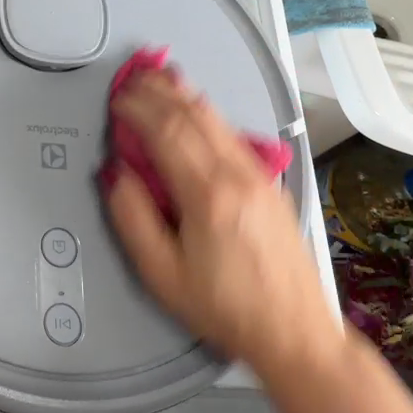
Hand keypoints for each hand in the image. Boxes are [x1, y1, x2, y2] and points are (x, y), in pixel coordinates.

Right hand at [103, 69, 341, 377]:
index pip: (165, 131)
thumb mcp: (161, 273)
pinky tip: (195, 106)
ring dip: (183, 94)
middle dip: (157, 91)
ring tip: (158, 78)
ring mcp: (259, 175)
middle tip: (131, 77)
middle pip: (192, 116)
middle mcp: (237, 175)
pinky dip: (206, 112)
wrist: (297, 335)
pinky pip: (231, 134)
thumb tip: (115, 172)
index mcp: (207, 195)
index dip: (137, 108)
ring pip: (216, 119)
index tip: (116, 99)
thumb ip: (131, 217)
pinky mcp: (270, 183)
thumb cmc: (225, 308)